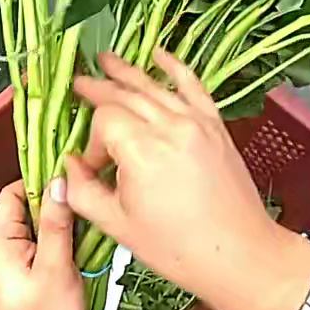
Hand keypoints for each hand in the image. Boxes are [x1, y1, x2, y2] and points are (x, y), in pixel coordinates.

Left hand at [0, 180, 86, 309]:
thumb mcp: (56, 269)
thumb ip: (56, 223)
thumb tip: (59, 181)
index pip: (16, 190)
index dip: (44, 183)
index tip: (74, 185)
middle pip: (23, 207)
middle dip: (54, 206)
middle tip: (85, 213)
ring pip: (30, 225)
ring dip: (56, 225)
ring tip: (83, 234)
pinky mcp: (10, 273)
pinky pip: (31, 244)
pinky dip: (52, 242)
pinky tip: (73, 252)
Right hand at [64, 51, 309, 309]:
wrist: (241, 255)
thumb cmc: (178, 248)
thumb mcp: (117, 226)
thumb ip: (83, 191)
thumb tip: (69, 166)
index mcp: (143, 151)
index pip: (104, 122)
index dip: (91, 142)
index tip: (93, 169)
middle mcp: (170, 127)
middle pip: (125, 95)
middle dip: (98, 89)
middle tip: (78, 83)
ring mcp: (196, 122)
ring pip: (153, 86)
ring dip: (126, 71)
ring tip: (105, 59)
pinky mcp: (215, 125)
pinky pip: (193, 86)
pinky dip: (174, 67)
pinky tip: (158, 54)